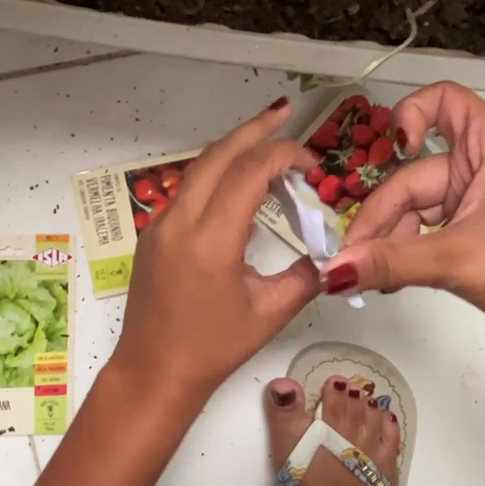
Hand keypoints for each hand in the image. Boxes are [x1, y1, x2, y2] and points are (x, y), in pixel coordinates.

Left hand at [114, 98, 321, 388]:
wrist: (152, 371)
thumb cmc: (212, 348)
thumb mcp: (270, 312)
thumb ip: (306, 274)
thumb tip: (332, 252)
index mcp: (210, 238)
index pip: (249, 171)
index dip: (284, 155)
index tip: (312, 165)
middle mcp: (179, 220)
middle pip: (218, 154)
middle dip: (254, 130)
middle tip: (284, 114)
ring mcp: (160, 224)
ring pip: (198, 168)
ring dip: (232, 150)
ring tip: (267, 143)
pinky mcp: (152, 233)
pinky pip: (186, 190)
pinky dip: (215, 176)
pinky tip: (237, 186)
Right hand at [323, 83, 484, 347]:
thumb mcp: (460, 261)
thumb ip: (390, 262)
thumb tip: (331, 272)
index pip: (445, 101)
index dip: (411, 115)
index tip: (393, 153)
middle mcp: (482, 169)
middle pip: (413, 174)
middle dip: (381, 214)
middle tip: (351, 258)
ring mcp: (478, 203)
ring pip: (416, 208)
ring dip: (389, 240)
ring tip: (368, 277)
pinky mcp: (475, 234)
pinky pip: (427, 232)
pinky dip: (405, 253)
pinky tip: (387, 280)